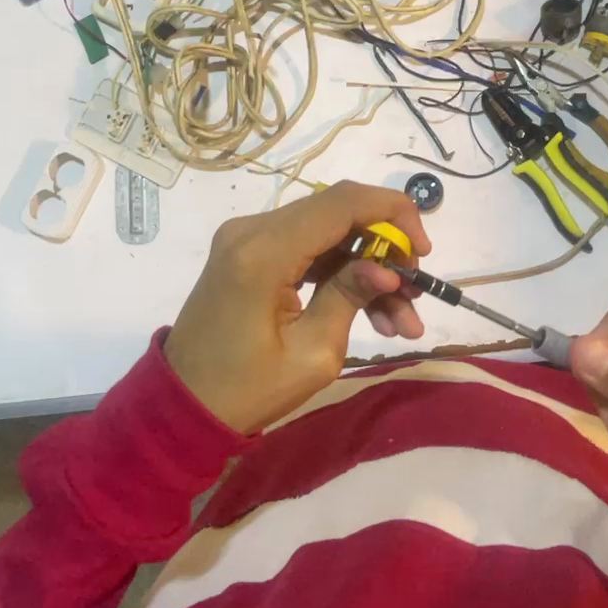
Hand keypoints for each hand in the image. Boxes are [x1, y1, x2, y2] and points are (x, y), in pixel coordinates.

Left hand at [166, 181, 431, 433]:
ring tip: (401, 323)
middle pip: (337, 213)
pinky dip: (340, 273)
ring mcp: (247, 239)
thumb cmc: (246, 390)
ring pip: (327, 233)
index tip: (423, 251)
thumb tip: (389, 269)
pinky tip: (373, 314)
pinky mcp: (248, 253)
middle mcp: (252, 230)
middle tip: (414, 297)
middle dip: (385, 249)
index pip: (342, 203)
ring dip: (368, 269)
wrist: (183, 405)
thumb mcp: (312, 353)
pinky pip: (306, 248)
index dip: (392, 214)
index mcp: (264, 252)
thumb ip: (349, 296)